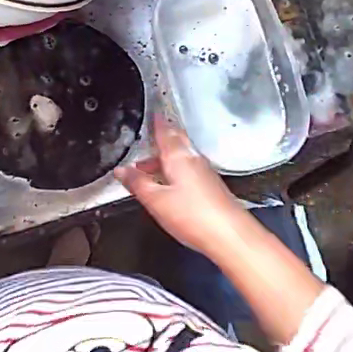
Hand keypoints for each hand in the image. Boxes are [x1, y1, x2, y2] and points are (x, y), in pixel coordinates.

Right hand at [114, 117, 251, 258]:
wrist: (231, 236)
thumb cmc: (196, 217)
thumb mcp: (155, 200)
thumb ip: (136, 183)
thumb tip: (121, 171)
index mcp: (178, 156)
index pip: (165, 131)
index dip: (157, 122)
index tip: (152, 114)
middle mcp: (194, 160)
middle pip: (176, 141)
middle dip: (161, 139)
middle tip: (148, 139)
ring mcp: (205, 173)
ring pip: (182, 157)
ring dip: (166, 158)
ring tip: (149, 168)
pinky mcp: (211, 187)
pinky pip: (190, 171)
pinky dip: (176, 171)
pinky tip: (170, 185)